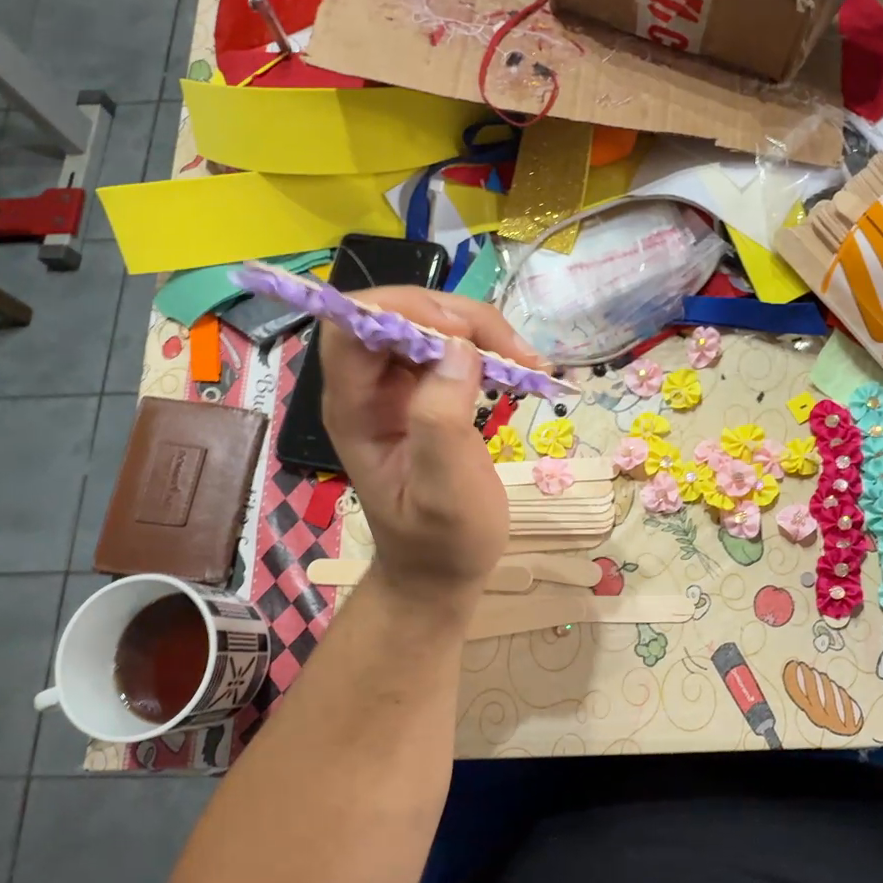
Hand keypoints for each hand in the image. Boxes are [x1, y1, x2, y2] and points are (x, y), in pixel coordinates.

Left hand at [319, 287, 540, 602]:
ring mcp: (395, 388)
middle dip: (457, 318)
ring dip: (481, 331)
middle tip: (514, 351)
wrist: (441, 571)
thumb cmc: (442, 542)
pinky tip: (522, 370)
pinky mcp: (424, 393)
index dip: (403, 311)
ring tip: (529, 363)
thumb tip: (459, 348)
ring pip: (430, 324)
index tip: (464, 335)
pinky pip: (451, 347)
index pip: (353, 326)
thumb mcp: (445, 492)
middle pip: (397, 314)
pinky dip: (488, 348)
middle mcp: (367, 388)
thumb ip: (442, 422)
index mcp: (354, 408)